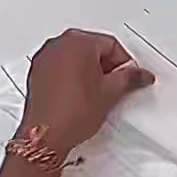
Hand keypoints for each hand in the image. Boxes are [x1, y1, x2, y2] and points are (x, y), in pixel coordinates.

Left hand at [18, 29, 154, 157]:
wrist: (46, 135)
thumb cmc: (71, 112)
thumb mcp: (111, 92)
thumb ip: (129, 77)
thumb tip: (139, 74)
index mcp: (78, 42)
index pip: (111, 44)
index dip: (125, 62)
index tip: (129, 75)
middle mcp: (58, 44)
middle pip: (92, 47)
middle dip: (107, 64)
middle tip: (116, 82)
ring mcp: (45, 57)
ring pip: (75, 56)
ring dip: (89, 69)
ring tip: (98, 90)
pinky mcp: (37, 71)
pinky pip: (61, 65)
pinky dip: (72, 74)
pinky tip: (81, 93)